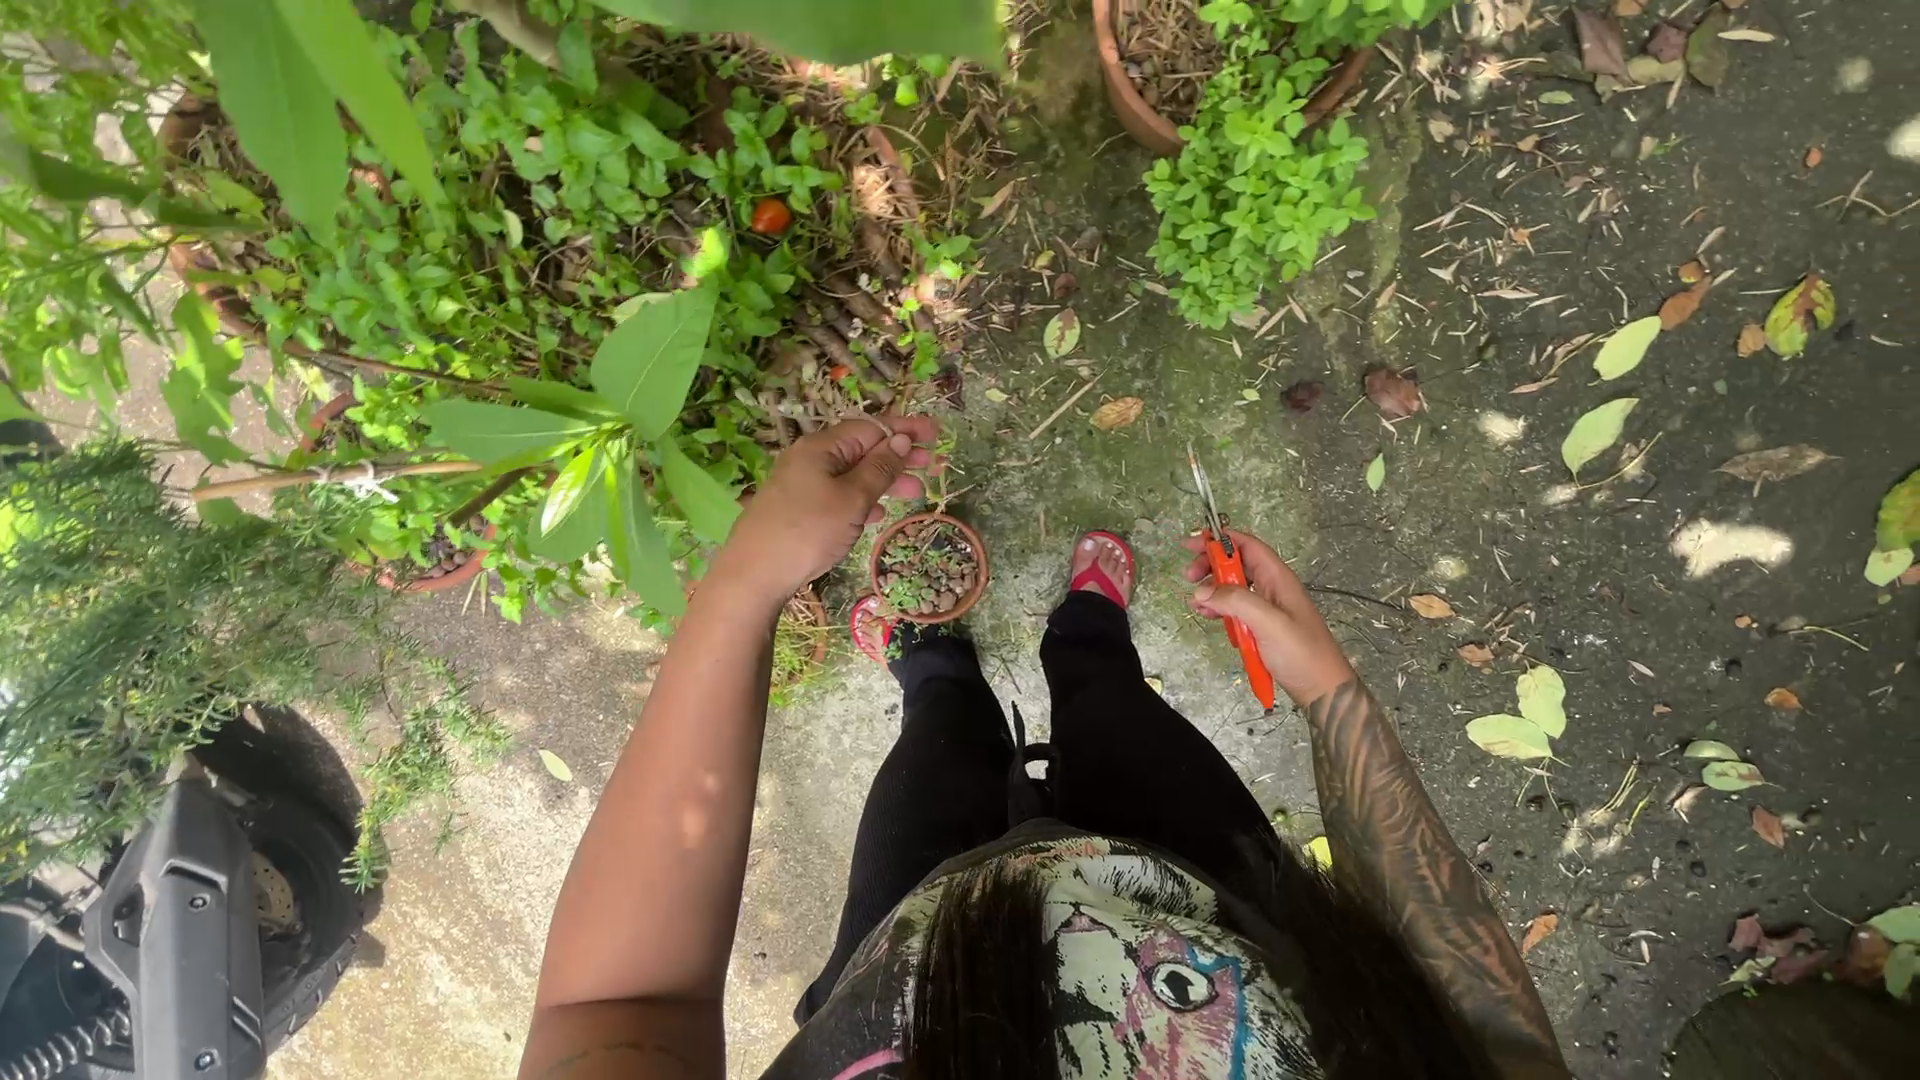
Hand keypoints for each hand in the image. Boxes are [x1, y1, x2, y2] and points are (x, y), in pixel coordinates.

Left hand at [713, 414, 938, 603]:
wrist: (754, 575)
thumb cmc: (808, 532)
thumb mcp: (851, 499)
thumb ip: (878, 468)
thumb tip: (900, 438)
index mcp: (821, 447)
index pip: (870, 428)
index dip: (903, 429)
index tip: (934, 434)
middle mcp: (809, 459)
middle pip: (861, 449)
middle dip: (897, 456)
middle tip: (931, 465)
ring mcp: (801, 484)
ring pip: (851, 474)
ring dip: (883, 481)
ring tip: (913, 493)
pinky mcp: (798, 509)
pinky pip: (838, 494)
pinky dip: (862, 499)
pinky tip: (878, 514)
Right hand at [1182, 529, 1355, 706]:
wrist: (1321, 689)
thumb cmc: (1301, 653)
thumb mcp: (1268, 623)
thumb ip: (1235, 601)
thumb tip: (1201, 591)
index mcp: (1278, 579)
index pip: (1247, 546)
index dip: (1220, 540)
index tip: (1192, 544)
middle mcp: (1271, 588)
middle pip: (1236, 564)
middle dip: (1211, 566)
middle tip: (1189, 576)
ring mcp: (1266, 608)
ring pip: (1233, 587)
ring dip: (1212, 590)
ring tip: (1195, 602)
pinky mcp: (1260, 626)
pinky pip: (1235, 610)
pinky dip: (1218, 610)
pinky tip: (1208, 617)